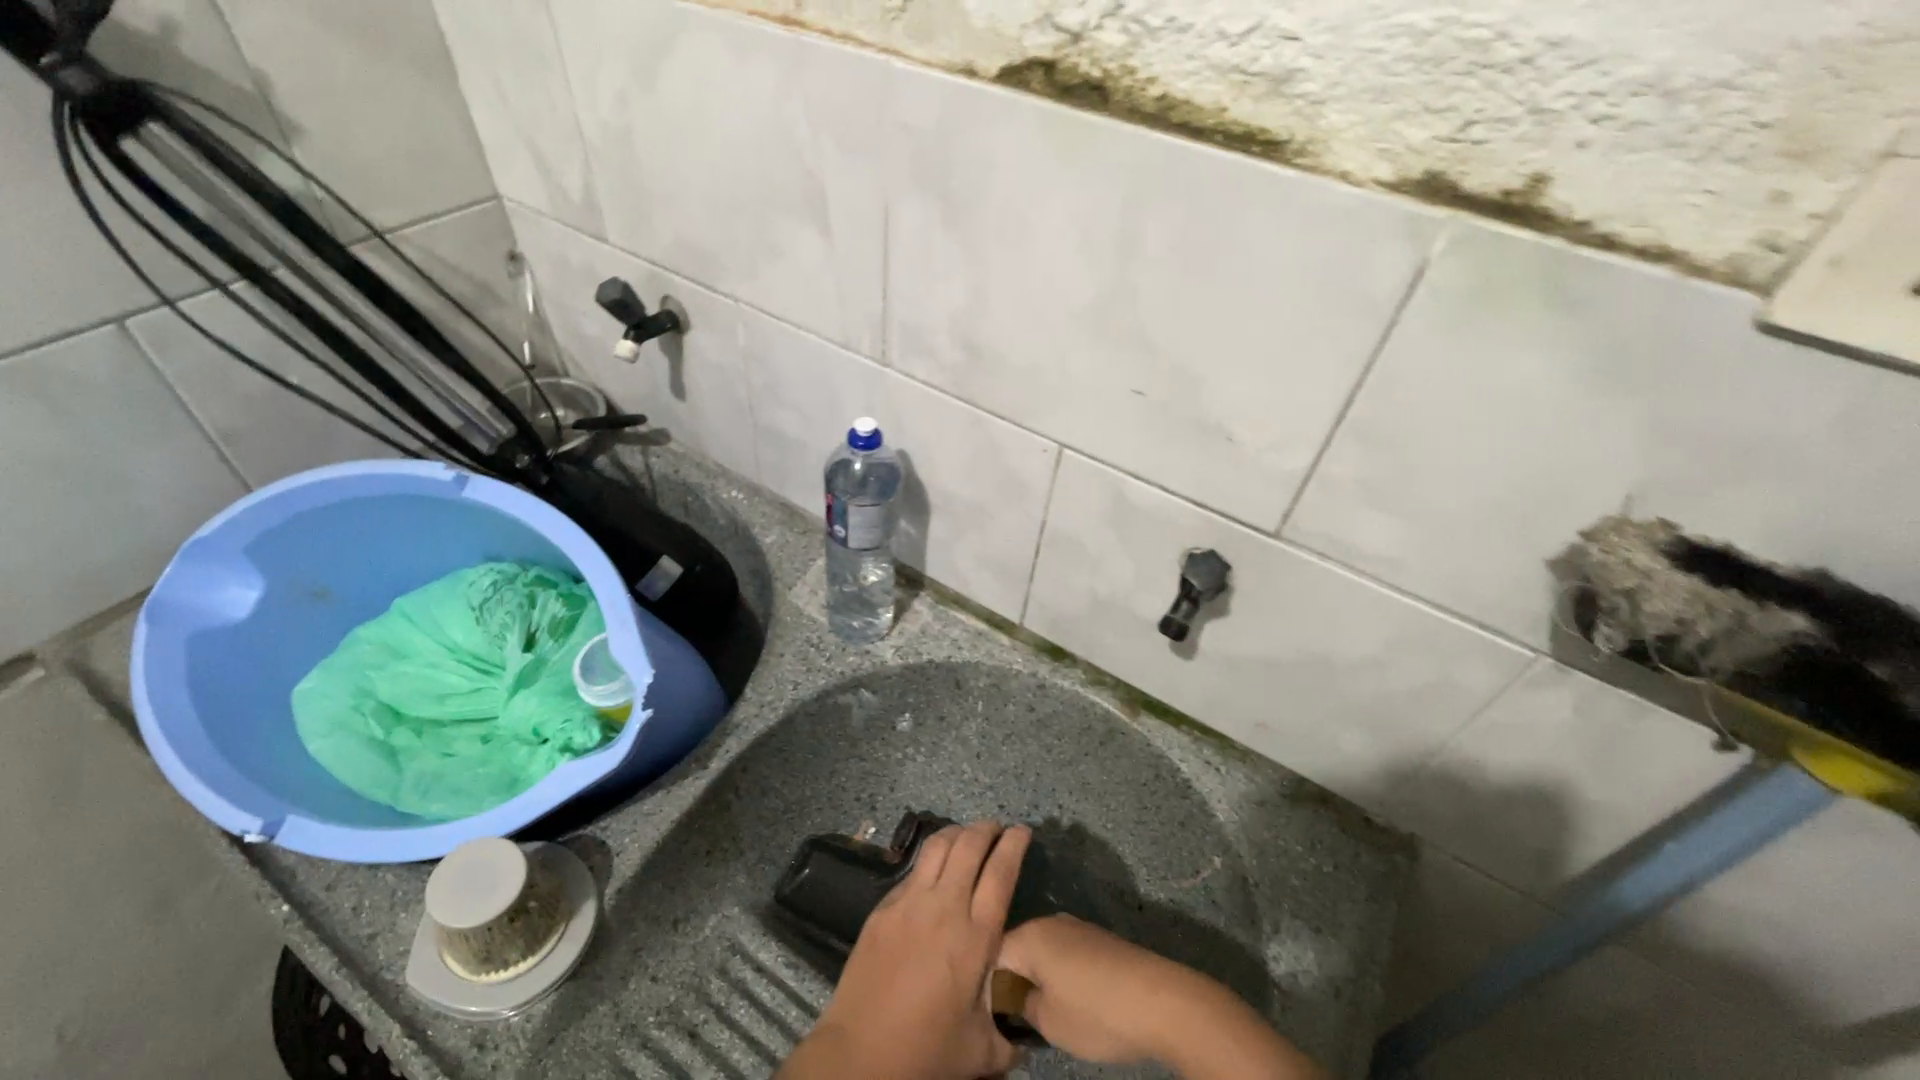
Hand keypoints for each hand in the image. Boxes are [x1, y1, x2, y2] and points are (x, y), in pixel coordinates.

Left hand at [779, 822, 1031, 1079]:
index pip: (1001, 872)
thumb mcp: (985, 1050)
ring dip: (957, 833)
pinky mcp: (882, 910)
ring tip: (968, 835)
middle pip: (969, 846)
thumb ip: (1011, 1030)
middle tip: (998, 828)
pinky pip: (912, 871)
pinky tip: (934, 869)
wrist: (861, 1053)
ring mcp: (909, 904)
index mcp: (977, 937)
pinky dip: (930, 859)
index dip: (1014, 845)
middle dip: (987, 829)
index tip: (1023, 831)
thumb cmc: (928, 1050)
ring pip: (937, 848)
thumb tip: (1029, 1026)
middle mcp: (944, 908)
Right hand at [997, 915, 1327, 1079]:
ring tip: (1044, 1011)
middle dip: (1014, 980)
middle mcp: (1051, 922)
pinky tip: (1072, 1001)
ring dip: (1040, 978)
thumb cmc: (1097, 1012)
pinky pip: (1067, 955)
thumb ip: (1021, 1007)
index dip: (987, 986)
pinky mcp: (1101, 941)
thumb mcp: (1049, 1022)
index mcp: (1030, 935)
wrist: (1164, 1001)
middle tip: (1014, 1016)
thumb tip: (1015, 1000)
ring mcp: (1079, 928)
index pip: (990, 955)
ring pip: (1044, 953)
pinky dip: (1063, 976)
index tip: (991, 1014)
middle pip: (1018, 951)